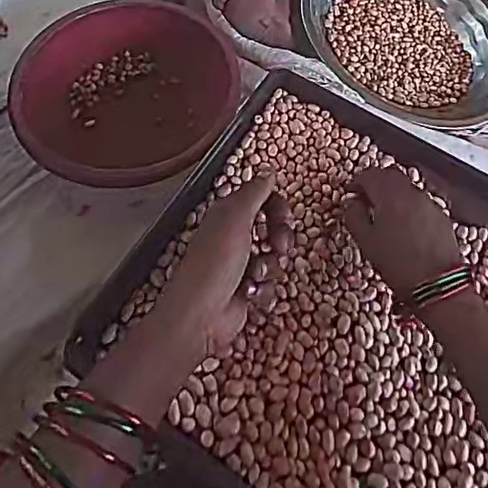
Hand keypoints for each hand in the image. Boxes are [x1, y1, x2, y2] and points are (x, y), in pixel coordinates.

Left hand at [151, 172, 291, 360]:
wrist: (201, 314)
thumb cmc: (215, 262)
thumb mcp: (235, 218)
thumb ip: (254, 193)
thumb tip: (268, 172)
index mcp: (229, 213)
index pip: (263, 199)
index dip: (278, 207)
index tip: (286, 218)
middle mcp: (235, 235)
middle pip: (274, 227)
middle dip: (280, 238)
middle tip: (279, 248)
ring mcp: (242, 264)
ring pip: (275, 258)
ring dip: (269, 269)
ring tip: (254, 277)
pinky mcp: (248, 290)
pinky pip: (271, 284)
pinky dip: (264, 291)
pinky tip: (251, 296)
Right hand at [340, 166, 462, 295]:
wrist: (439, 286)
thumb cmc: (397, 264)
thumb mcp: (365, 241)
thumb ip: (353, 215)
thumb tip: (352, 202)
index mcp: (389, 194)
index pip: (369, 174)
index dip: (356, 182)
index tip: (351, 193)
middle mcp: (411, 192)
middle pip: (389, 175)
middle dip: (375, 183)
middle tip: (365, 199)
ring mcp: (429, 203)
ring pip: (406, 187)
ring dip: (392, 194)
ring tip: (384, 214)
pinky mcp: (442, 217)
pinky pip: (420, 202)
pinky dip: (408, 205)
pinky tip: (405, 226)